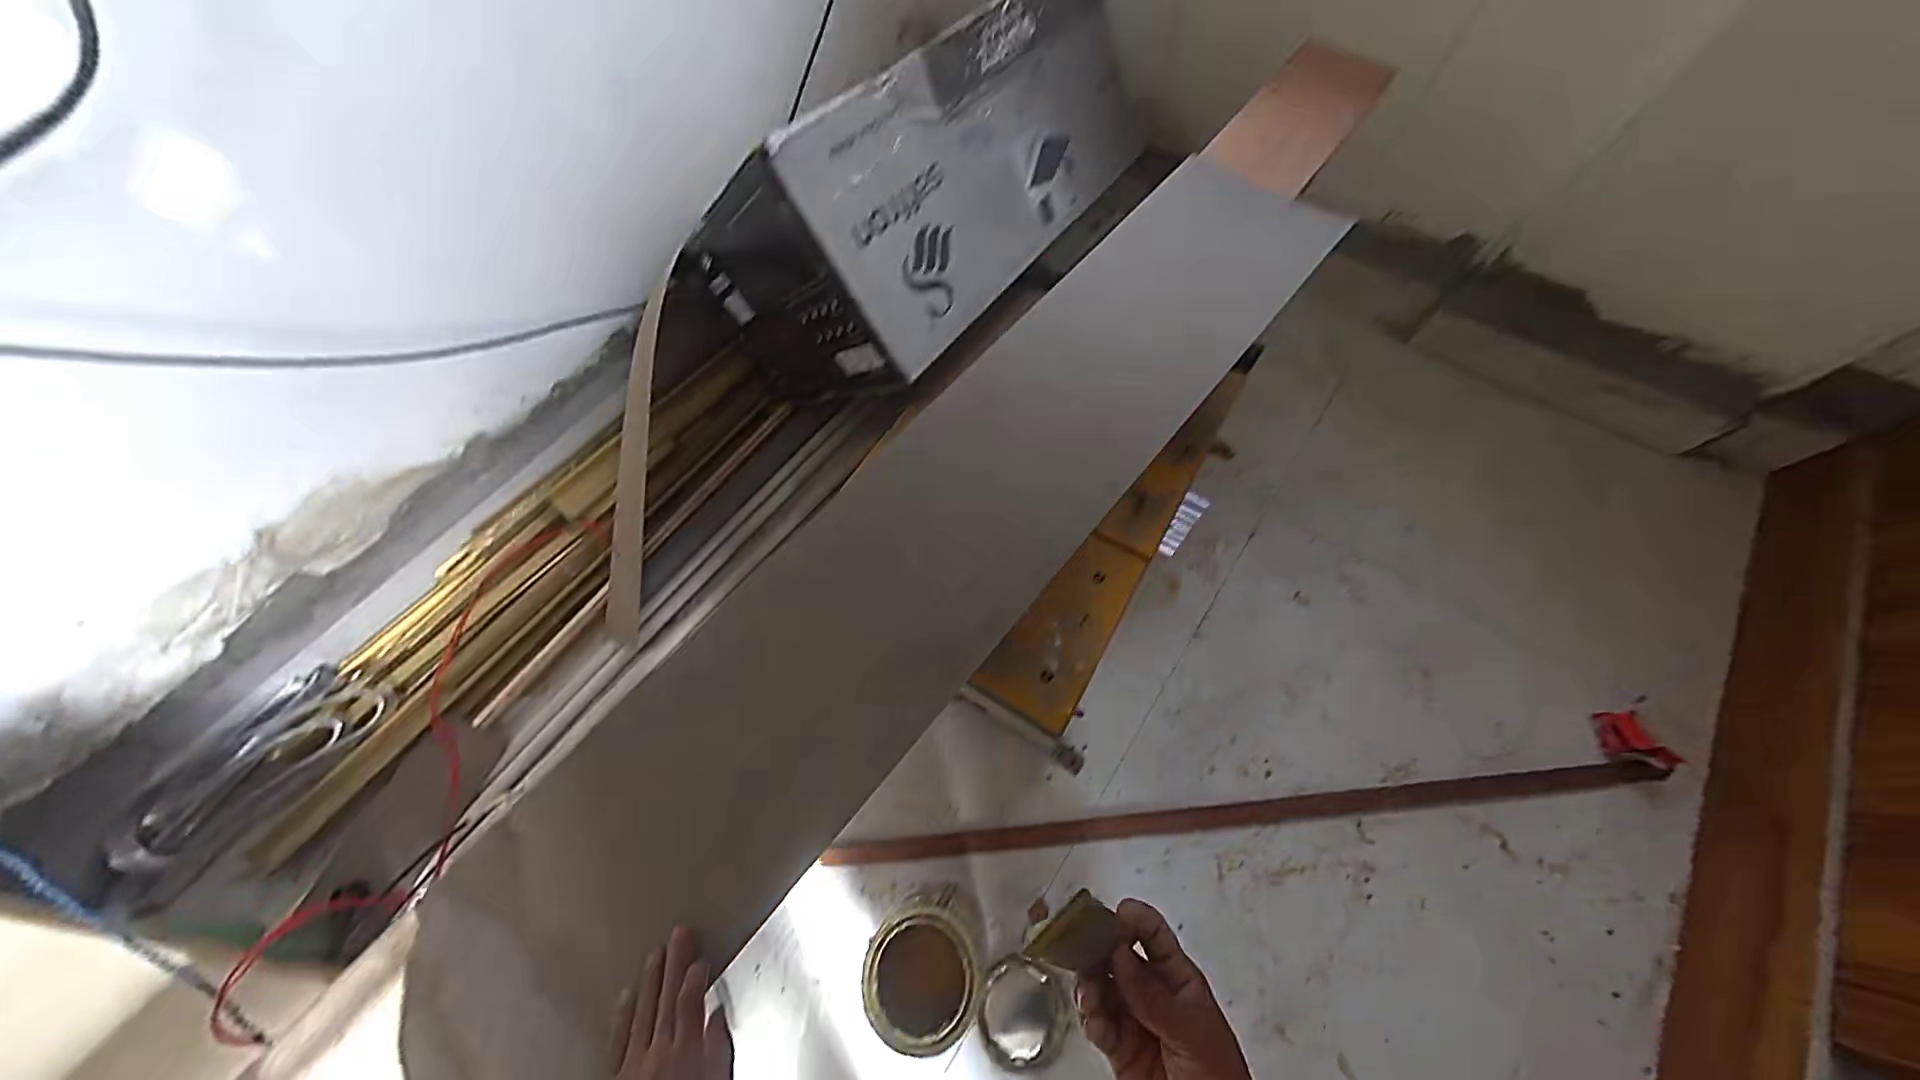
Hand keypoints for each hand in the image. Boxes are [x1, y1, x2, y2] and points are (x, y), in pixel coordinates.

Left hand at [612, 926, 732, 1079]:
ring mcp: (632, 1066)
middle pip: (666, 997)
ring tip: (654, 954)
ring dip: (650, 979)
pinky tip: (626, 994)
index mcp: (686, 1053)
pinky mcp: (614, 1078)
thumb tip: (718, 1016)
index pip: (690, 999)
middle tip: (679, 935)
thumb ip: (720, 1050)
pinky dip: (622, 1013)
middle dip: (674, 962)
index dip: (696, 974)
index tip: (702, 958)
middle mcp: (657, 1053)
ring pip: (641, 1011)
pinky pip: (618, 1038)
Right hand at [1074, 900, 1250, 1079]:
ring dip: (1090, 986)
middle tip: (1086, 951)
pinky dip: (1091, 1019)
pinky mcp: (1120, 1049)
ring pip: (1102, 988)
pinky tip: (1095, 1022)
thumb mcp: (1193, 1032)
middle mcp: (1152, 993)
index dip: (1137, 920)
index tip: (1117, 912)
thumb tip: (1119, 953)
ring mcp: (1134, 1020)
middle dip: (1100, 951)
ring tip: (1089, 997)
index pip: (1154, 937)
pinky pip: (1097, 1024)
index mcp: (1178, 980)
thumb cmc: (1218, 1075)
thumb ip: (1155, 997)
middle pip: (1119, 957)